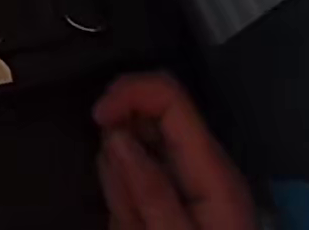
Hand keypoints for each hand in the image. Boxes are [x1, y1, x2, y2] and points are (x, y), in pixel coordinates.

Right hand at [95, 73, 256, 229]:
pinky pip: (140, 179)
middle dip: (121, 143)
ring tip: (133, 229)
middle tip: (118, 199)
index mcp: (211, 170)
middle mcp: (204, 166)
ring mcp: (192, 183)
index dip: (128, 92)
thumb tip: (115, 132)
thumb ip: (149, 192)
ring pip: (139, 147)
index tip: (97, 119)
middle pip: (151, 114)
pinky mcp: (180, 201)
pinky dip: (126, 197)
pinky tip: (134, 228)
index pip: (169, 94)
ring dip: (122, 180)